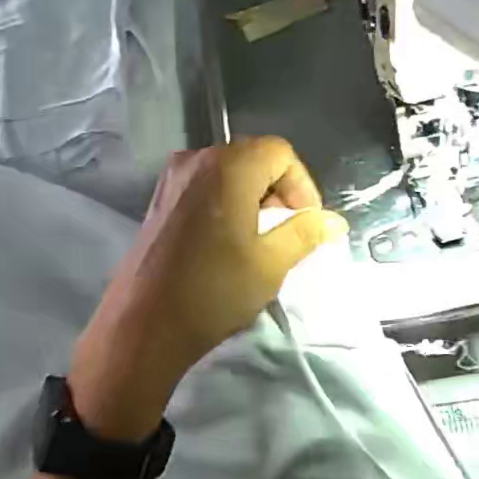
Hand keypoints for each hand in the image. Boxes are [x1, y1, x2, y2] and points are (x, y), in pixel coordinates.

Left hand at [69, 137, 347, 439]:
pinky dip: (227, 205)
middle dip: (279, 192)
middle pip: (253, 158)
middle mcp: (195, 160)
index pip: (280, 153)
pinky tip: (229, 244)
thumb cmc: (213, 292)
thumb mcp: (270, 264)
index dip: (303, 186)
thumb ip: (305, 233)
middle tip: (289, 233)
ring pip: (228, 174)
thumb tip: (333, 221)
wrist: (144, 326)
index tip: (308, 224)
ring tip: (261, 241)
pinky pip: (204, 188)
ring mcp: (171, 180)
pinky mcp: (158, 202)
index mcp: (227, 167)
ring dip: (253, 199)